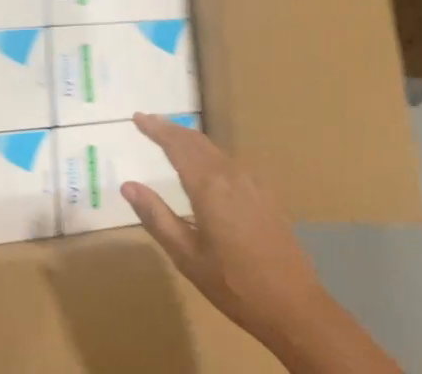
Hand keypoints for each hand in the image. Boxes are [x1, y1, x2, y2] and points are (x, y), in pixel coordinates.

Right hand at [123, 113, 398, 373]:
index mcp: (209, 186)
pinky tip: (204, 166)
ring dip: (190, 140)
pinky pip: (229, 162)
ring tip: (171, 139)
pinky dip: (209, 154)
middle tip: (148, 123)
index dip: (156, 129)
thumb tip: (128, 185)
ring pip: (214, 150)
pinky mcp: (264, 193)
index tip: (137, 118)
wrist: (293, 304)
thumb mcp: (186, 256)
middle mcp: (231, 174)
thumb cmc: (233, 284)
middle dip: (171, 129)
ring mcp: (252, 182)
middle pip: (196, 141)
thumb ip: (156, 216)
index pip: (177, 145)